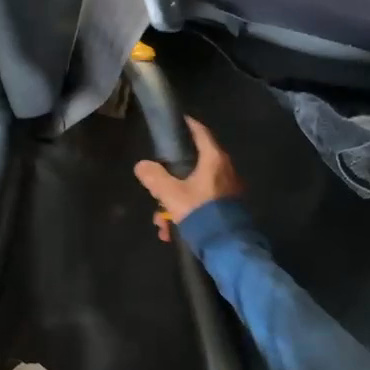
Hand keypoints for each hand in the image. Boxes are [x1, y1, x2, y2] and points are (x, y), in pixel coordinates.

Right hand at [133, 117, 241, 239]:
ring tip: (163, 224)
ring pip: (193, 189)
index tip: (174, 122)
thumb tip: (142, 166)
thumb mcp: (171, 195)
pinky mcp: (225, 207)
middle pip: (192, 166)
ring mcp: (226, 189)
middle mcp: (224, 170)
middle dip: (170, 183)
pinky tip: (172, 233)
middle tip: (157, 193)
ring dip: (174, 206)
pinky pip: (200, 204)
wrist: (227, 246)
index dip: (186, 125)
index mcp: (214, 160)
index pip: (200, 132)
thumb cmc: (200, 213)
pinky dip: (185, 215)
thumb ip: (155, 178)